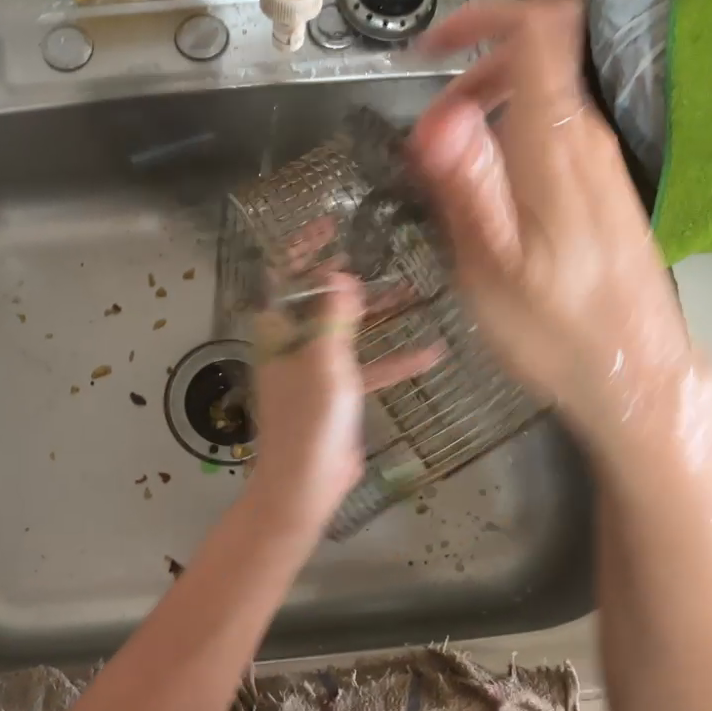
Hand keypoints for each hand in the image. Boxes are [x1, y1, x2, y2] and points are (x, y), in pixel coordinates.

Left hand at [246, 269, 437, 532]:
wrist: (304, 485)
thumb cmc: (309, 420)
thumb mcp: (325, 362)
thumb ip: (332, 316)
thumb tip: (337, 273)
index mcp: (279, 334)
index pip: (283, 279)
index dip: (302, 249)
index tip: (330, 225)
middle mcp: (293, 346)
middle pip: (319, 301)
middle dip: (347, 277)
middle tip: (381, 251)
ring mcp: (315, 371)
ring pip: (348, 332)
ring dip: (378, 313)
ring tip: (415, 289)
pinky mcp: (337, 397)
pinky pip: (367, 370)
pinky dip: (393, 360)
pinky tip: (432, 352)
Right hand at [407, 0, 710, 461]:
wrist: (635, 376)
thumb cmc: (559, 335)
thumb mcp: (491, 271)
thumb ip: (465, 188)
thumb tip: (435, 123)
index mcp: (554, 151)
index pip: (539, 31)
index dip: (484, 19)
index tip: (431, 53)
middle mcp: (585, 144)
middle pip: (532, 64)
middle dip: (468, 81)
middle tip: (425, 140)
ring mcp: (599, 167)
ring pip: (538, 104)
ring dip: (484, 119)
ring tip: (443, 178)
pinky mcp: (602, 193)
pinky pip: (549, 141)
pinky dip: (507, 148)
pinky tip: (485, 203)